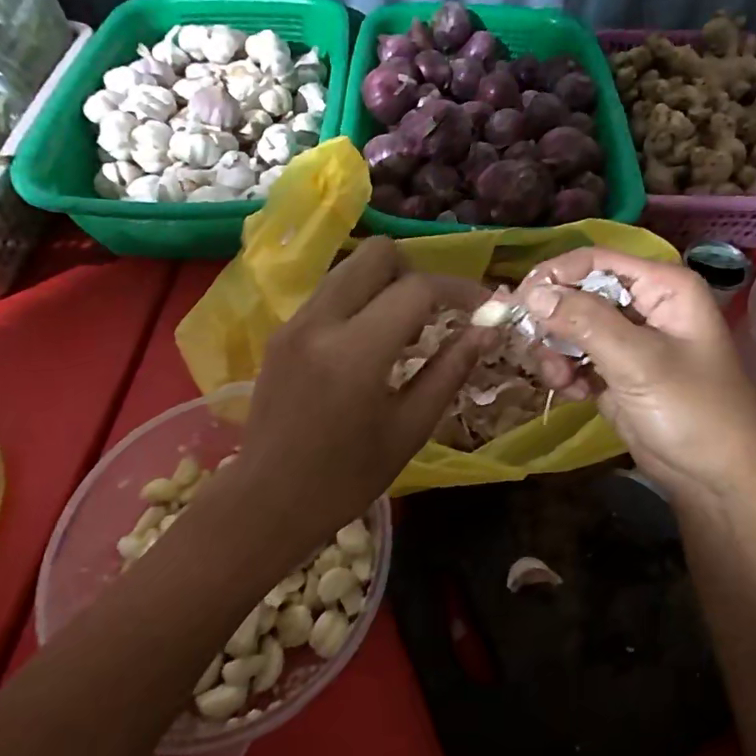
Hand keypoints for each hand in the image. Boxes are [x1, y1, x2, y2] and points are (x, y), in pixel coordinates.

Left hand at [230, 237, 492, 544]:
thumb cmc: (348, 477)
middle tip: (435, 315)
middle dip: (416, 274)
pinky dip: (359, 302)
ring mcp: (294, 323)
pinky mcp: (280, 332)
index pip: (417, 289)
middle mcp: (320, 322)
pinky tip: (370, 346)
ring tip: (405, 333)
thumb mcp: (411, 427)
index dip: (459, 291)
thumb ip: (450, 370)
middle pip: (377, 254)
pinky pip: (329, 294)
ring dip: (386, 285)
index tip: (484, 308)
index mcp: (356, 352)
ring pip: (350, 269)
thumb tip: (487, 330)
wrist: (269, 501)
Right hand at [520, 247, 755, 497]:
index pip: (595, 260)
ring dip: (556, 351)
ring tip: (560, 379)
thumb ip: (584, 321)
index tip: (520, 301)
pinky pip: (577, 359)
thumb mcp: (638, 361)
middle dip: (553, 319)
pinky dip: (568, 373)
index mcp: (663, 287)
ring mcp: (629, 342)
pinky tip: (574, 394)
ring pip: (572, 328)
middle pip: (579, 293)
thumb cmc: (692, 411)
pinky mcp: (617, 373)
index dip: (556, 275)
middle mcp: (645, 306)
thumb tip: (532, 292)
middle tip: (532, 346)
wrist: (716, 479)